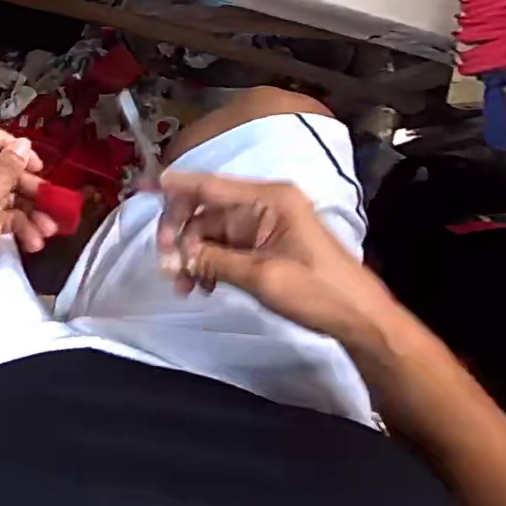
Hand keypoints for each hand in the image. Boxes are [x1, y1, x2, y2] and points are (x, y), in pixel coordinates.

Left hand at [0, 127, 58, 312]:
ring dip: (29, 211)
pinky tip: (34, 241)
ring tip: (48, 230)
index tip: (37, 166)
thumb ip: (7, 170)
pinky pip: (2, 216)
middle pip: (2, 169)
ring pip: (6, 195)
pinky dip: (19, 226)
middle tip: (51, 202)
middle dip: (28, 186)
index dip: (15, 148)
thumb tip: (22, 143)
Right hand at [156, 172, 397, 343]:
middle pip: (204, 208)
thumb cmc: (319, 291)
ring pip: (208, 231)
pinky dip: (206, 263)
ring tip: (182, 285)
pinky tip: (199, 285)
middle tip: (165, 263)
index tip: (143, 190)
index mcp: (268, 198)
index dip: (174, 185)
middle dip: (180, 233)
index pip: (209, 184)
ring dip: (191, 255)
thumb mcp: (262, 276)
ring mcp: (261, 225)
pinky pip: (221, 247)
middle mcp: (261, 204)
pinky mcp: (261, 245)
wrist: (362, 321)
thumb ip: (214, 260)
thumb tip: (175, 257)